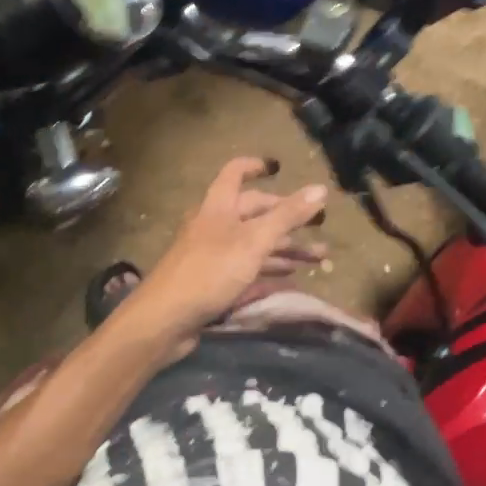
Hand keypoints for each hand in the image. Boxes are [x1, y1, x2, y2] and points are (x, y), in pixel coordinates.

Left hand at [118, 158, 328, 355]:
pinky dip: (269, 269)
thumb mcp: (253, 241)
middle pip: (254, 212)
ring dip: (285, 247)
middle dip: (287, 218)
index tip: (279, 168)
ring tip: (319, 258)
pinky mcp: (213, 282)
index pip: (236, 173)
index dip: (256, 166)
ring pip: (254, 243)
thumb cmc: (210, 271)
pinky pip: (247, 269)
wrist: (165, 319)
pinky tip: (290, 277)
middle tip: (320, 226)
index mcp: (219, 206)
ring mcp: (213, 254)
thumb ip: (287, 216)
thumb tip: (321, 188)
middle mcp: (215, 225)